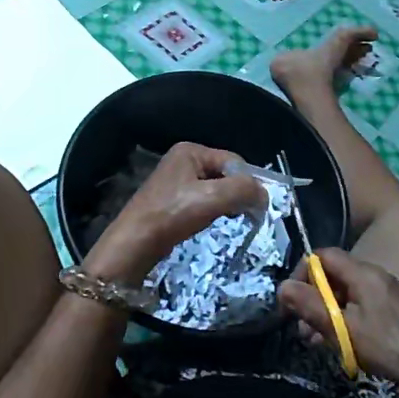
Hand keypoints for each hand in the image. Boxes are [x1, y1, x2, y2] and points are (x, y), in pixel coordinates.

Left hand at [86, 142, 266, 284]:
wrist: (133, 246)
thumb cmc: (172, 215)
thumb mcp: (213, 197)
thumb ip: (244, 189)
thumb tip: (264, 195)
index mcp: (191, 151)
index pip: (235, 161)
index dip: (249, 182)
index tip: (257, 207)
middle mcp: (183, 161)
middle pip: (226, 175)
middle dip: (238, 194)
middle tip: (246, 216)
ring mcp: (177, 182)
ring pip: (217, 190)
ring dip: (227, 205)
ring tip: (230, 221)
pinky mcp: (173, 202)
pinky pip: (204, 202)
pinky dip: (214, 213)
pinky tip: (212, 225)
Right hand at [278, 248, 398, 394]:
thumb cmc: (384, 346)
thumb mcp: (341, 328)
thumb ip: (311, 306)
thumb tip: (282, 287)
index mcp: (363, 273)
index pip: (324, 255)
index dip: (303, 272)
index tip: (293, 299)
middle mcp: (375, 275)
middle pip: (335, 274)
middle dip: (314, 296)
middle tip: (301, 325)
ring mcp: (386, 291)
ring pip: (346, 292)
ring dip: (328, 311)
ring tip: (315, 339)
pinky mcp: (392, 308)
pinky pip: (360, 303)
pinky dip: (345, 317)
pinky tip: (339, 341)